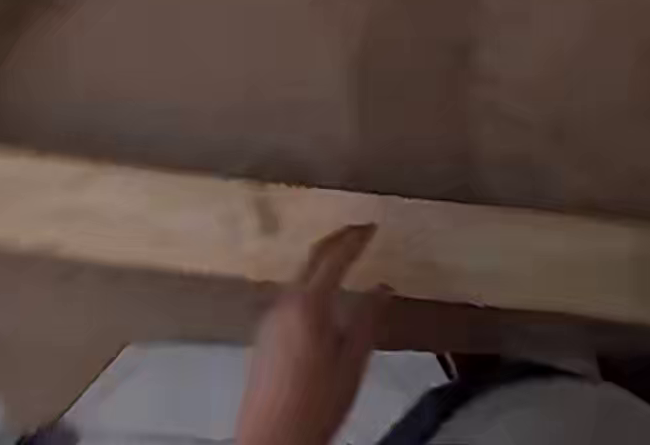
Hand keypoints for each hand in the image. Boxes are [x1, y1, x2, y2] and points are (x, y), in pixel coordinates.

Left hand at [237, 225, 388, 444]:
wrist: (271, 444)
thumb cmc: (317, 405)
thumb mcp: (352, 363)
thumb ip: (369, 319)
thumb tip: (384, 286)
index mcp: (309, 303)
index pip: (335, 256)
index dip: (355, 237)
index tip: (372, 226)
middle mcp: (286, 300)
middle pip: (313, 256)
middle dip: (337, 239)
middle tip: (359, 231)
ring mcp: (271, 315)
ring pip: (300, 273)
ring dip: (323, 259)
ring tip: (345, 257)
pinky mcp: (265, 332)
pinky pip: (291, 292)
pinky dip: (311, 280)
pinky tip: (323, 295)